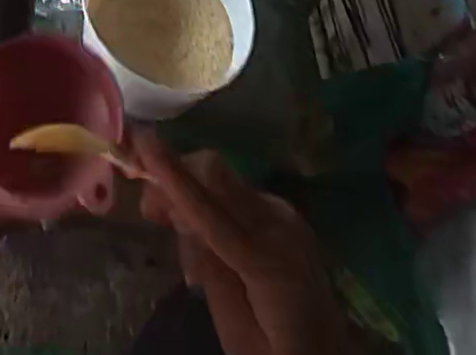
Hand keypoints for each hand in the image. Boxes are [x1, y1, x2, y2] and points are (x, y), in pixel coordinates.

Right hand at [133, 131, 353, 354]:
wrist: (332, 351)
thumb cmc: (280, 352)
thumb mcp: (238, 334)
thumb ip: (211, 274)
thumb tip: (183, 218)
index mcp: (266, 260)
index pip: (209, 208)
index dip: (173, 174)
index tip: (144, 142)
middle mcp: (278, 222)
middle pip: (216, 174)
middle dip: (175, 175)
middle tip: (148, 206)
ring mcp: (285, 212)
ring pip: (225, 179)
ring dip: (192, 185)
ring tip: (167, 217)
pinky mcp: (284, 211)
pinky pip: (239, 192)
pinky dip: (212, 197)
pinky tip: (201, 225)